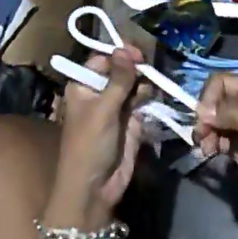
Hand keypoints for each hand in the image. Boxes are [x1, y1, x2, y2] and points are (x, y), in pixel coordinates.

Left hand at [51, 47, 146, 219]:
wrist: (94, 189)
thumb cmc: (89, 145)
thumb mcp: (102, 110)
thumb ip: (118, 79)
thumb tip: (124, 49)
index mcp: (83, 86)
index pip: (103, 59)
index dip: (120, 54)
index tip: (138, 54)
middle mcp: (99, 92)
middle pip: (121, 70)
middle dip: (136, 67)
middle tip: (149, 70)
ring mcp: (116, 107)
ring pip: (134, 84)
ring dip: (144, 82)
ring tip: (152, 87)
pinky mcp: (131, 120)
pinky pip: (142, 100)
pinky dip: (149, 96)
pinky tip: (154, 96)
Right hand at [194, 74, 237, 227]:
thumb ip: (235, 114)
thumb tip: (203, 110)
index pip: (222, 82)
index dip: (209, 98)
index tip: (205, 121)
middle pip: (216, 102)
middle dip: (205, 118)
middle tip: (203, 139)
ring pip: (216, 122)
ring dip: (207, 133)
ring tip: (208, 150)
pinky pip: (221, 140)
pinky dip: (213, 145)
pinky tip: (213, 155)